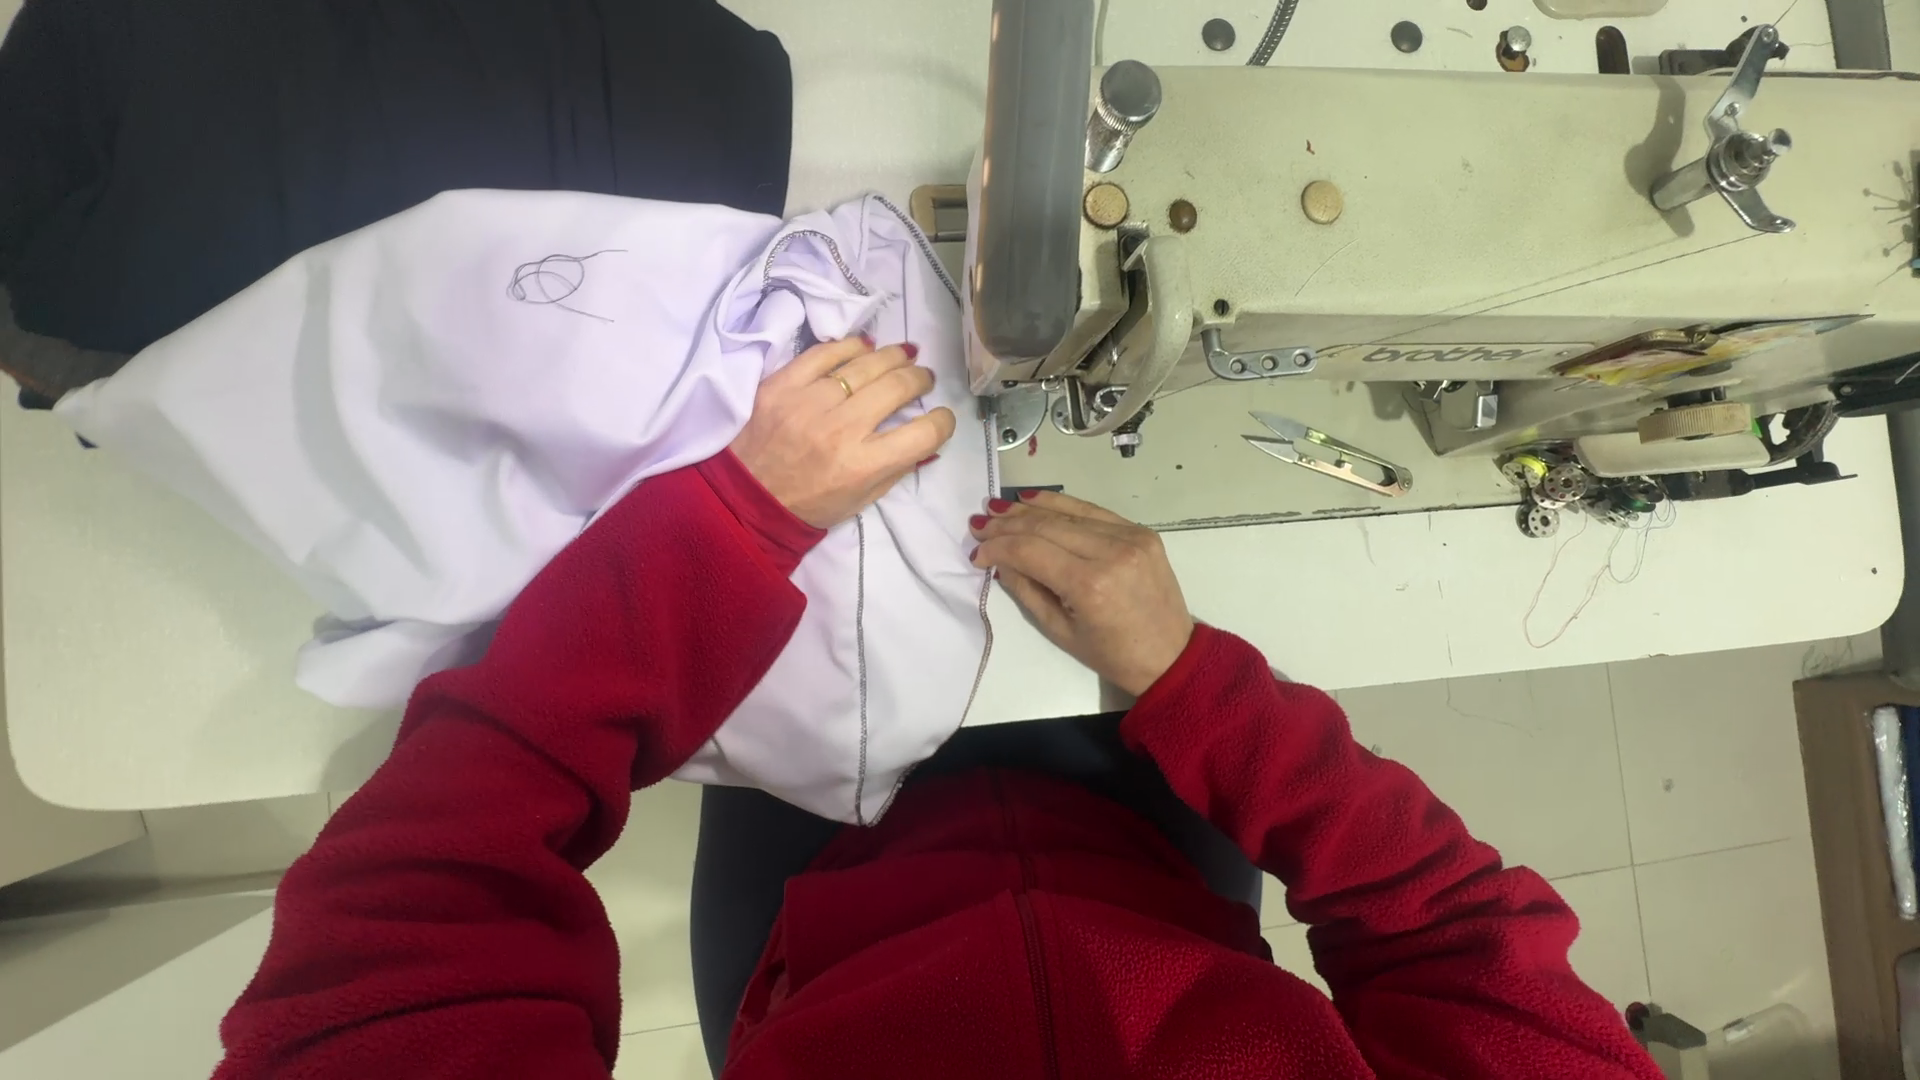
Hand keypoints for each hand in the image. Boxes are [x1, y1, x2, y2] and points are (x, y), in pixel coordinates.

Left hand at [730, 336, 957, 528]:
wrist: (746, 499)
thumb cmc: (811, 504)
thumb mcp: (862, 500)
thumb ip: (898, 468)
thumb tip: (930, 439)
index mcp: (863, 466)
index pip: (923, 433)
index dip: (942, 421)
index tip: (939, 416)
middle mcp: (840, 431)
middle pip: (897, 387)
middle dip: (919, 378)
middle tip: (922, 377)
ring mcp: (808, 404)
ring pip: (864, 364)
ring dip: (892, 357)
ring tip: (902, 356)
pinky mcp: (780, 385)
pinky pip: (823, 354)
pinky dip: (848, 346)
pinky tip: (864, 347)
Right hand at [968, 491, 1193, 695]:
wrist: (1171, 654)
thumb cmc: (1112, 654)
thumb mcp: (1059, 631)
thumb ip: (1026, 590)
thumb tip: (999, 560)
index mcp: (1089, 586)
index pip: (1030, 551)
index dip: (998, 548)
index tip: (976, 552)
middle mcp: (1111, 553)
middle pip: (1045, 527)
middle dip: (1007, 524)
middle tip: (979, 523)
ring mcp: (1130, 537)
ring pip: (1067, 513)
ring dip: (1028, 509)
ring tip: (998, 507)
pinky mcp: (1140, 531)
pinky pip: (1091, 511)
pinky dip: (1061, 503)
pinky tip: (1033, 499)